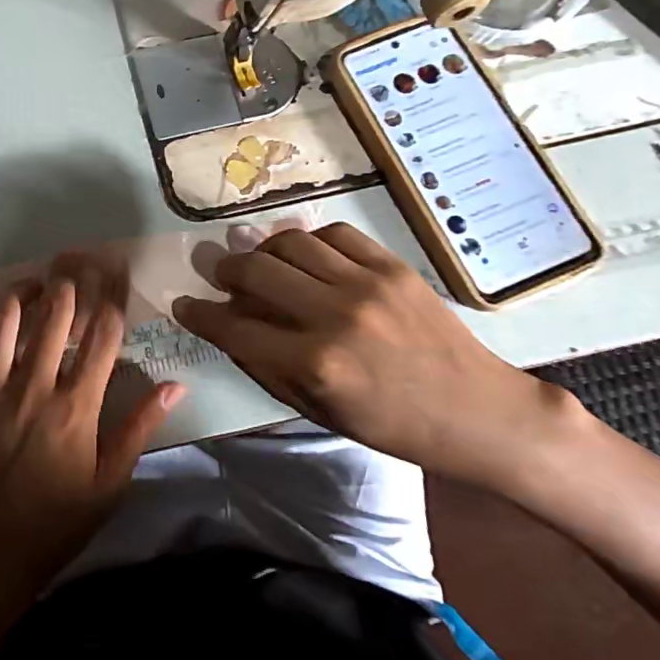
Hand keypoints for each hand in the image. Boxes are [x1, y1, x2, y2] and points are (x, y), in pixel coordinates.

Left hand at [0, 267, 184, 591]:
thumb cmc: (55, 523)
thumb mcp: (110, 483)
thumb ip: (140, 428)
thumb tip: (175, 385)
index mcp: (77, 408)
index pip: (103, 336)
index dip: (113, 300)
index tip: (117, 278)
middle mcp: (33, 390)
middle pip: (54, 316)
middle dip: (69, 286)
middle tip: (74, 270)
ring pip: (4, 322)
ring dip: (22, 295)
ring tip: (34, 286)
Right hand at [172, 223, 576, 484]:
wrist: (474, 409)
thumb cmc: (392, 425)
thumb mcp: (321, 412)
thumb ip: (268, 369)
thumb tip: (229, 329)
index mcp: (314, 365)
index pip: (234, 328)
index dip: (201, 315)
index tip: (185, 304)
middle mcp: (334, 316)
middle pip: (256, 271)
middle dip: (225, 271)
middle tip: (220, 276)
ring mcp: (366, 284)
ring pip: (291, 243)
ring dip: (264, 250)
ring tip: (260, 261)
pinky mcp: (392, 266)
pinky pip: (335, 234)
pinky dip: (310, 241)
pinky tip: (307, 256)